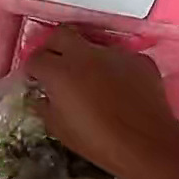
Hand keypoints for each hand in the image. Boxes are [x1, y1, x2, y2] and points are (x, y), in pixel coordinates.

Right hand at [25, 27, 178, 175]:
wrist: (144, 144)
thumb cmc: (96, 140)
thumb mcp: (59, 129)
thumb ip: (46, 107)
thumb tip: (43, 98)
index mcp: (59, 72)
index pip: (36, 58)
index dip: (33, 69)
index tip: (36, 79)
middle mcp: (85, 55)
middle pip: (60, 35)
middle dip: (54, 47)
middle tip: (55, 66)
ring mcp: (114, 54)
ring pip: (93, 46)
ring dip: (86, 59)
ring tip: (91, 82)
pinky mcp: (138, 60)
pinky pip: (119, 58)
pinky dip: (113, 69)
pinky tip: (118, 89)